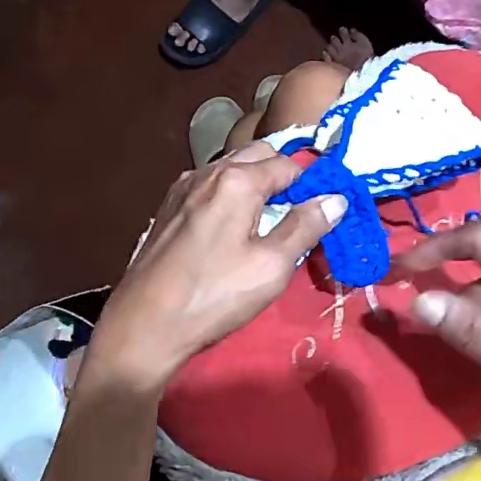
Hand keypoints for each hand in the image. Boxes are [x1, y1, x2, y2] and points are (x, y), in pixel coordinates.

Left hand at [84, 143, 346, 394]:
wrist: (144, 325)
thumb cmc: (214, 296)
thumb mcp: (271, 266)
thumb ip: (306, 226)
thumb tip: (336, 198)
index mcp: (236, 180)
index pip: (288, 165)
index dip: (312, 184)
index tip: (325, 209)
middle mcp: (207, 172)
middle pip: (257, 156)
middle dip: (283, 176)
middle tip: (298, 213)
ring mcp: (183, 188)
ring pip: (231, 169)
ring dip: (255, 183)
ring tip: (268, 221)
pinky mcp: (168, 207)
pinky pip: (209, 186)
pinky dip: (230, 194)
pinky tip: (232, 227)